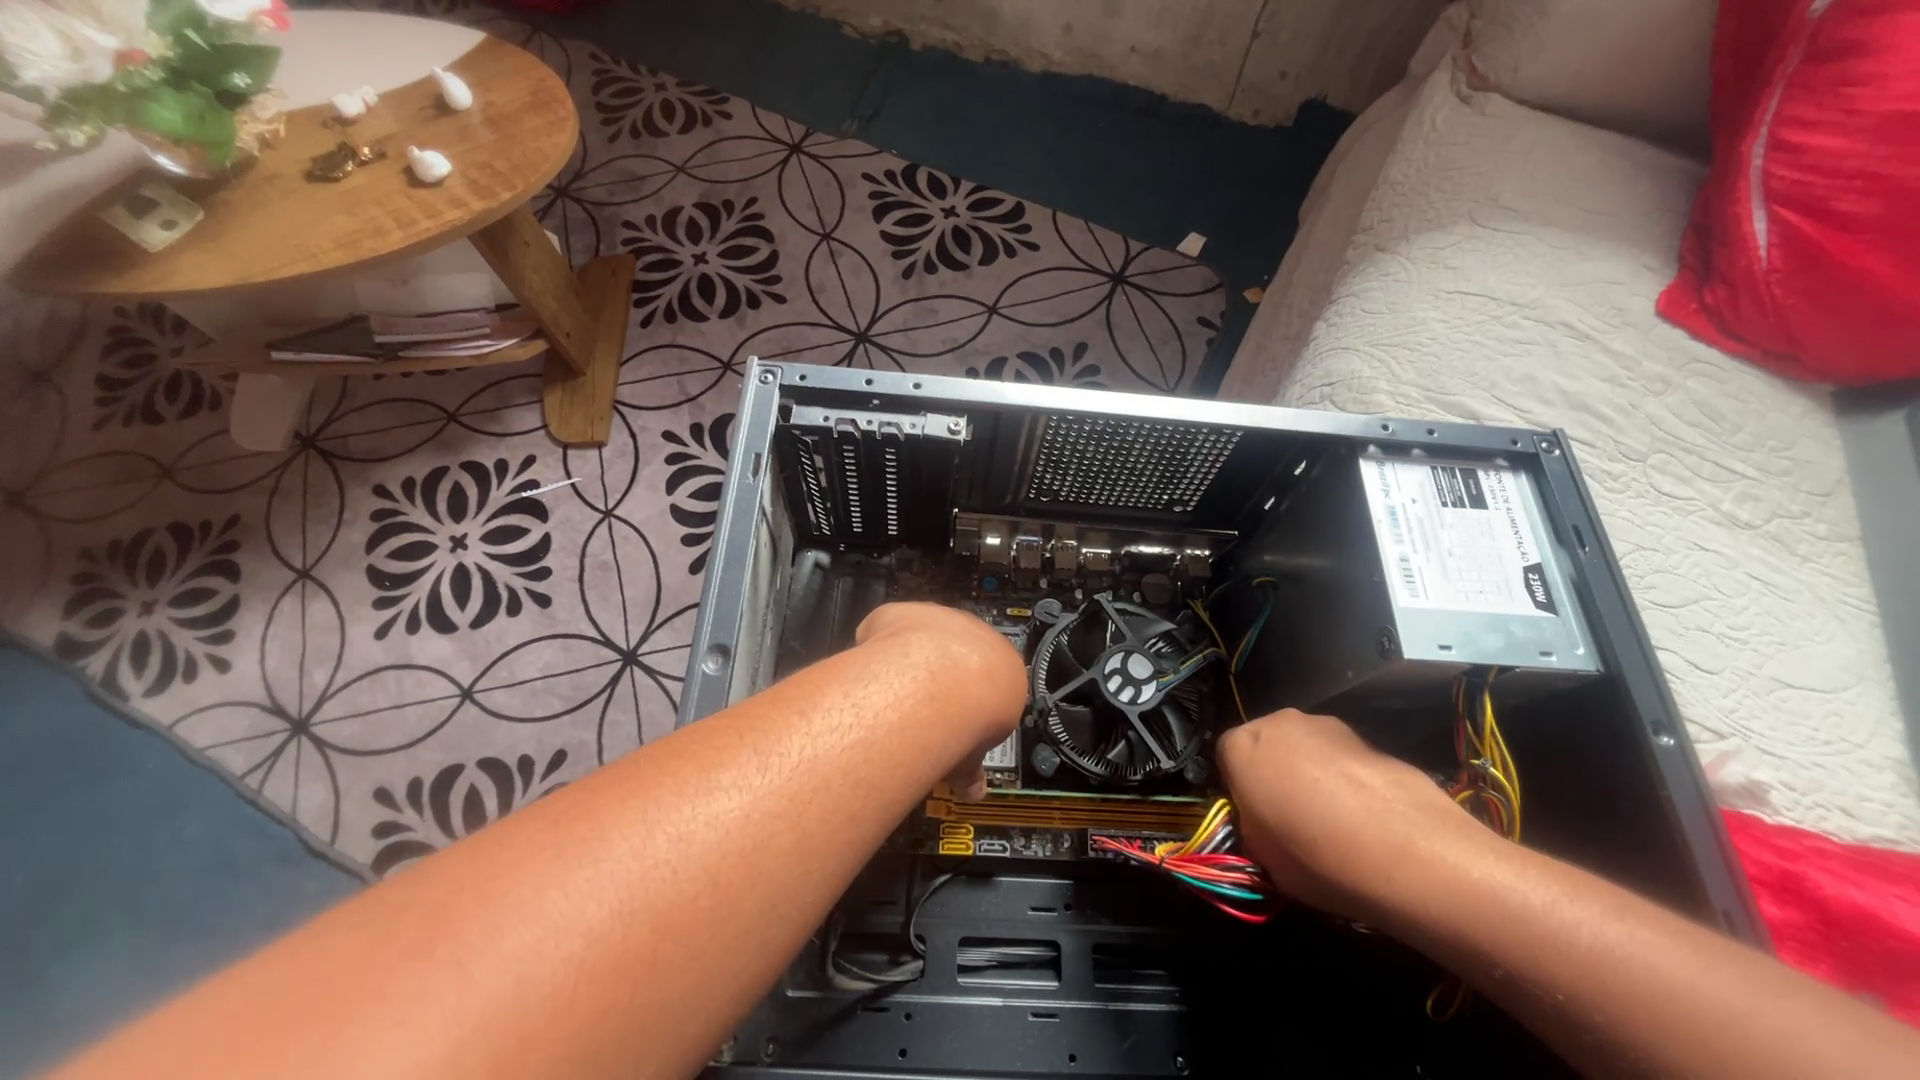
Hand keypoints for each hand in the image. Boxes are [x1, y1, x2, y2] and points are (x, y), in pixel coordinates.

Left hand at [855, 602, 1025, 799]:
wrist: (941, 681)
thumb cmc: (970, 717)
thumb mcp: (975, 755)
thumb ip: (970, 768)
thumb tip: (970, 790)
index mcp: (1005, 668)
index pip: (990, 682)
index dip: (971, 703)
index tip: (954, 722)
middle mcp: (975, 635)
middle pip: (956, 654)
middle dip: (938, 679)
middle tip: (921, 710)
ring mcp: (938, 618)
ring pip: (922, 636)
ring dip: (909, 660)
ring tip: (893, 695)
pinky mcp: (902, 611)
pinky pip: (888, 626)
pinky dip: (879, 644)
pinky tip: (872, 671)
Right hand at [1217, 708, 1494, 920]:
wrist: (1409, 852)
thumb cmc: (1316, 856)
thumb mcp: (1262, 857)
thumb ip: (1253, 828)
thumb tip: (1264, 824)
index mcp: (1240, 746)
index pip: (1224, 760)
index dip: (1239, 793)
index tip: (1256, 822)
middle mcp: (1280, 723)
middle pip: (1266, 747)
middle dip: (1274, 776)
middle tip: (1293, 821)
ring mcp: (1329, 725)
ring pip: (1306, 750)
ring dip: (1311, 776)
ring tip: (1335, 823)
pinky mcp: (1371, 738)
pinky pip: (1342, 760)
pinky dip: (1346, 781)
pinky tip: (1366, 819)